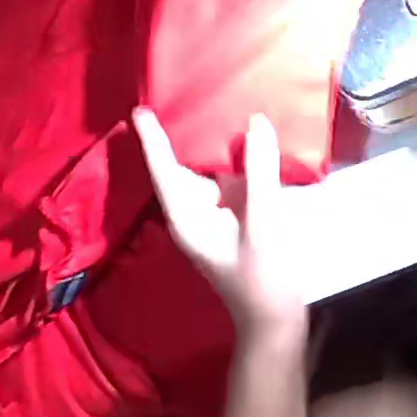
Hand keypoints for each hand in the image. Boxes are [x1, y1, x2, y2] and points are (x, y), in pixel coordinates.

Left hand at [133, 107, 307, 347]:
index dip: (153, 141)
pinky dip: (241, 161)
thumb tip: (256, 124)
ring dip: (218, 146)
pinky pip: (235, 181)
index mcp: (188, 217)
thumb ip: (258, 173)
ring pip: (212, 173)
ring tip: (223, 107)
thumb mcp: (260, 224)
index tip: (140, 110)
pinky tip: (253, 140)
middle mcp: (196, 213)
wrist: (276, 322)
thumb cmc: (261, 279)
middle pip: (187, 167)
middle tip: (188, 94)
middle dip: (187, 135)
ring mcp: (217, 217)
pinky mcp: (238, 218)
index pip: (165, 171)